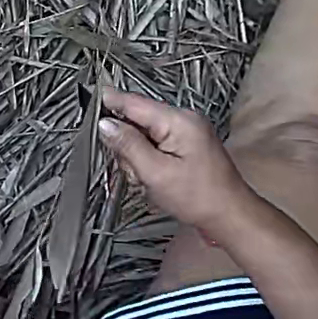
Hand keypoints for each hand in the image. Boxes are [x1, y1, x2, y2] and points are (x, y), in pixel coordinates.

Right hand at [98, 89, 255, 235]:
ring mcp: (186, 131)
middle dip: (126, 144)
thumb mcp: (156, 172)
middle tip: (133, 170)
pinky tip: (153, 177)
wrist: (229, 216)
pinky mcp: (185, 144)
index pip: (134, 103)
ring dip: (136, 156)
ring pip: (143, 134)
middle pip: (137, 119)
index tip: (88, 102)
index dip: (109, 102)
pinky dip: (147, 160)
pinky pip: (154, 144)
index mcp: (178, 120)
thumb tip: (105, 124)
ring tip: (146, 178)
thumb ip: (128, 145)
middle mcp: (183, 120)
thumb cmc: (198, 197)